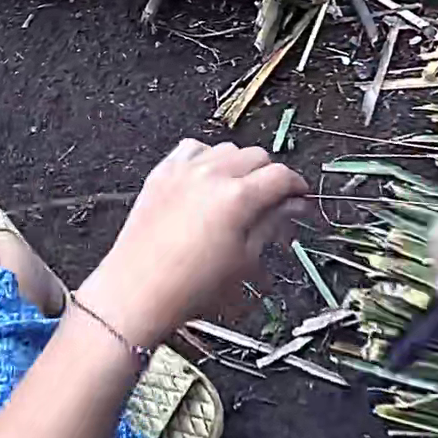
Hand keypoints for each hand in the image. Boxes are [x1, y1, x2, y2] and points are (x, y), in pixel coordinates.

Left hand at [76, 139, 307, 348]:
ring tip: (238, 192)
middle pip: (256, 156)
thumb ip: (271, 224)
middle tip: (272, 201)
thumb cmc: (191, 286)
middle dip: (270, 176)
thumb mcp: (244, 261)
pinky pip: (193, 148)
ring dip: (239, 165)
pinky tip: (207, 179)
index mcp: (237, 197)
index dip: (296, 187)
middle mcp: (212, 174)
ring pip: (226, 149)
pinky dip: (206, 157)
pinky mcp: (163, 171)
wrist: (138, 289)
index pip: (281, 176)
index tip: (299, 198)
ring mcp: (185, 168)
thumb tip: (291, 206)